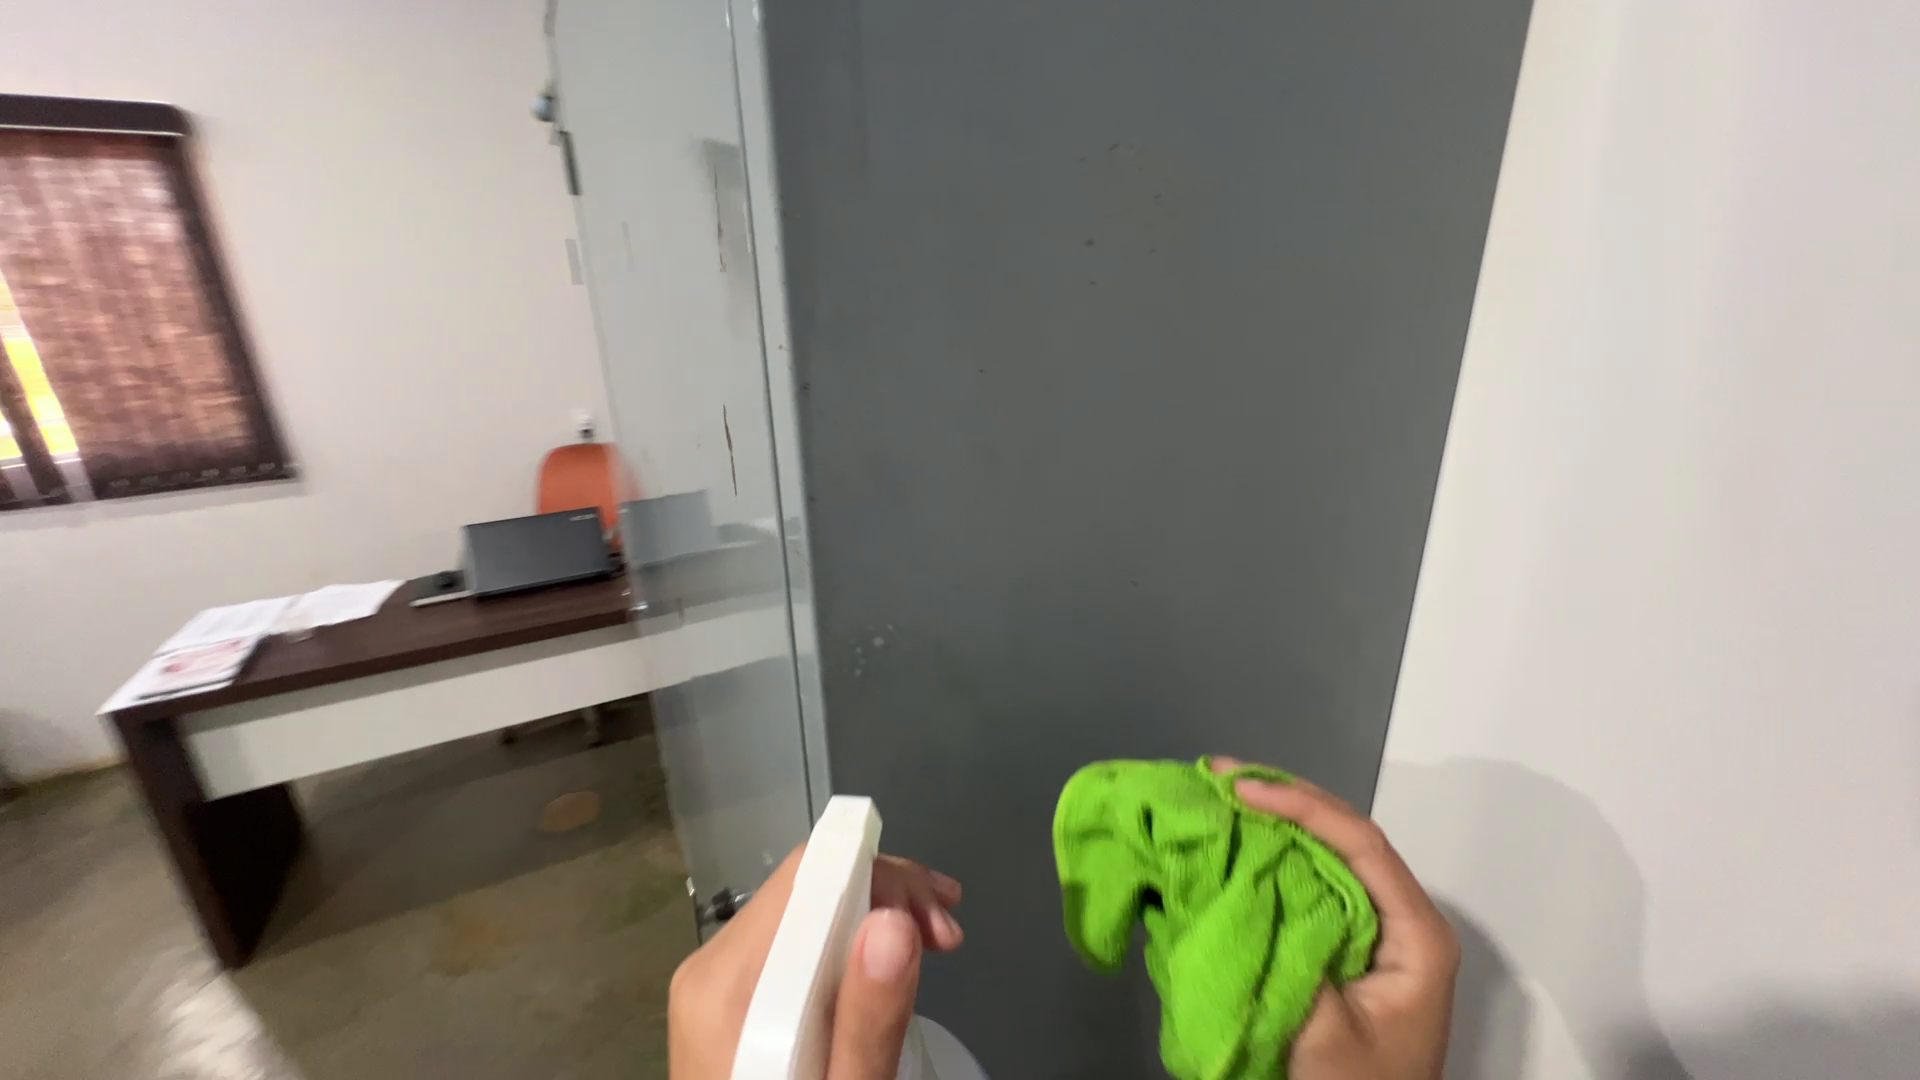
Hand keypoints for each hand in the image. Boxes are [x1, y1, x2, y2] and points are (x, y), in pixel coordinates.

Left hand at [668, 845, 964, 1079]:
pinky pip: (800, 937)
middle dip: (890, 893)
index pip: (810, 877)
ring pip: (809, 905)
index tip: (938, 918)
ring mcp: (717, 979)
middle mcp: (712, 965)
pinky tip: (889, 959)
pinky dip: (852, 936)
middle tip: (949, 935)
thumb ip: (867, 1021)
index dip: (882, 877)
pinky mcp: (730, 995)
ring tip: (936, 941)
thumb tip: (894, 920)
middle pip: (811, 886)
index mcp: (727, 985)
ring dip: (879, 911)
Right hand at [1213, 758, 1459, 1079]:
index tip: (1241, 790)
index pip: (1363, 844)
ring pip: (1328, 845)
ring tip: (1226, 788)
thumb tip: (1240, 879)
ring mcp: (1373, 920)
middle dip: (1286, 794)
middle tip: (1223, 773)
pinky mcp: (1344, 931)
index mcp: (1415, 934)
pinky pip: (1312, 871)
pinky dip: (1274, 842)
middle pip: (1347, 831)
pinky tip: (1241, 828)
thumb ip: (1291, 951)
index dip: (1302, 806)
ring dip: (1278, 812)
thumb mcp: (1325, 1032)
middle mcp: (1400, 913)